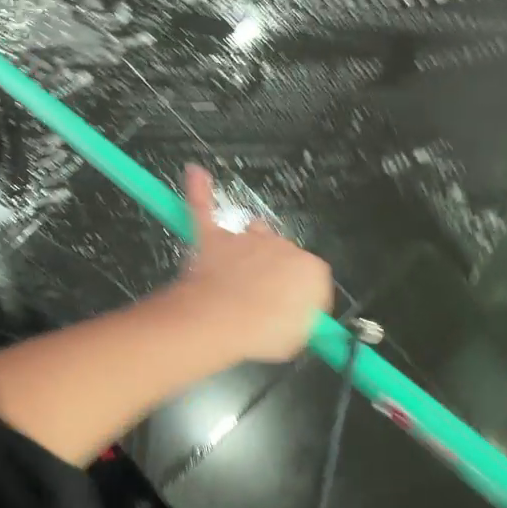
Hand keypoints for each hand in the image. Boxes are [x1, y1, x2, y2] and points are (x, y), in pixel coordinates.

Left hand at [168, 164, 333, 362]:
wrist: (221, 316)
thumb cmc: (263, 330)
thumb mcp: (299, 335)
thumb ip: (300, 317)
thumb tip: (293, 314)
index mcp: (311, 269)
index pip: (311, 279)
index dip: (297, 297)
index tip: (287, 312)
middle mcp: (281, 246)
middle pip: (280, 254)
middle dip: (272, 273)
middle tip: (258, 299)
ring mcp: (244, 239)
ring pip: (251, 232)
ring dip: (248, 246)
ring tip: (240, 268)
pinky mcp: (212, 236)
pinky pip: (203, 206)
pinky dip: (199, 190)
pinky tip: (195, 172)